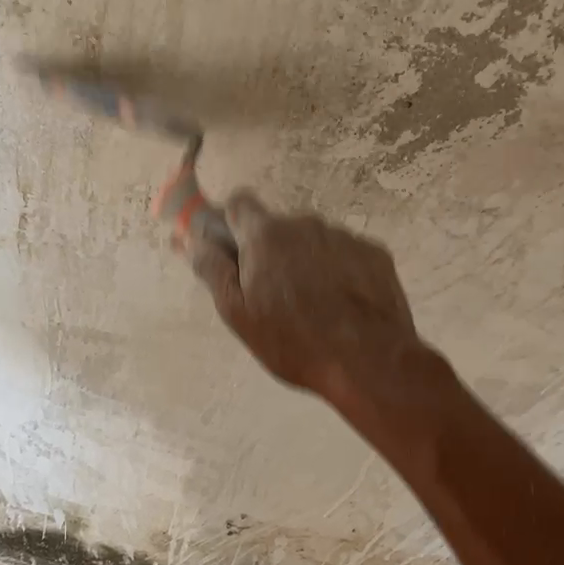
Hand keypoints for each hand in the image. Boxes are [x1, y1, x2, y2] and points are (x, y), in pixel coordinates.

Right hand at [185, 191, 442, 445]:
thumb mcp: (237, 312)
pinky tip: (341, 305)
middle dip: (269, 250)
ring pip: (311, 241)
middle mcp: (304, 224)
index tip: (229, 247)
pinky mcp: (376, 254)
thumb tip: (188, 238)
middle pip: (277, 227)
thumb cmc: (293, 340)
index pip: (239, 202)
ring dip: (303, 261)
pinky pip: (344, 254)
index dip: (229, 221)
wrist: (371, 362)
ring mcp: (344, 237)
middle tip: (269, 293)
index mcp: (265, 234)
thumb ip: (211, 268)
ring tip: (310, 306)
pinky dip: (337, 271)